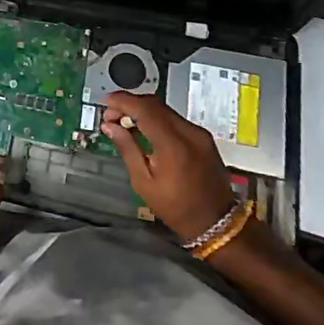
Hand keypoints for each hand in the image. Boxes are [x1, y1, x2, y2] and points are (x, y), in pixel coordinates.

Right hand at [100, 93, 237, 243]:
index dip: (123, 101)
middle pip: (155, 104)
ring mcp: (199, 134)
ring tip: (124, 122)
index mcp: (173, 145)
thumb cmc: (176, 207)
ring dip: (143, 110)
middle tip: (111, 115)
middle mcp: (189, 133)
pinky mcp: (203, 138)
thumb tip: (109, 126)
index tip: (106, 103)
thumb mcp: (144, 182)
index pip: (145, 110)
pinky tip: (145, 129)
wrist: (217, 222)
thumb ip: (127, 148)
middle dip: (130, 104)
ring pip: (165, 110)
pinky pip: (174, 119)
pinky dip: (156, 119)